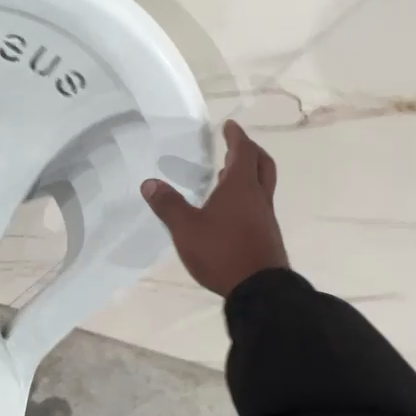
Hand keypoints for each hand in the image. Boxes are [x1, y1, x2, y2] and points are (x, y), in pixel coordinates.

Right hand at [142, 120, 289, 296]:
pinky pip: (258, 204)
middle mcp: (257, 197)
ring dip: (248, 175)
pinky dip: (246, 196)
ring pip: (261, 186)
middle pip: (262, 165)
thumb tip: (149, 183)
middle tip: (235, 145)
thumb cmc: (222, 252)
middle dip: (249, 151)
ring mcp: (265, 217)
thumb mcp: (186, 229)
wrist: (259, 290)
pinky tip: (229, 210)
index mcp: (240, 187)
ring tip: (225, 176)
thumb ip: (168, 205)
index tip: (229, 126)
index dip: (236, 137)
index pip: (242, 152)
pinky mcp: (266, 235)